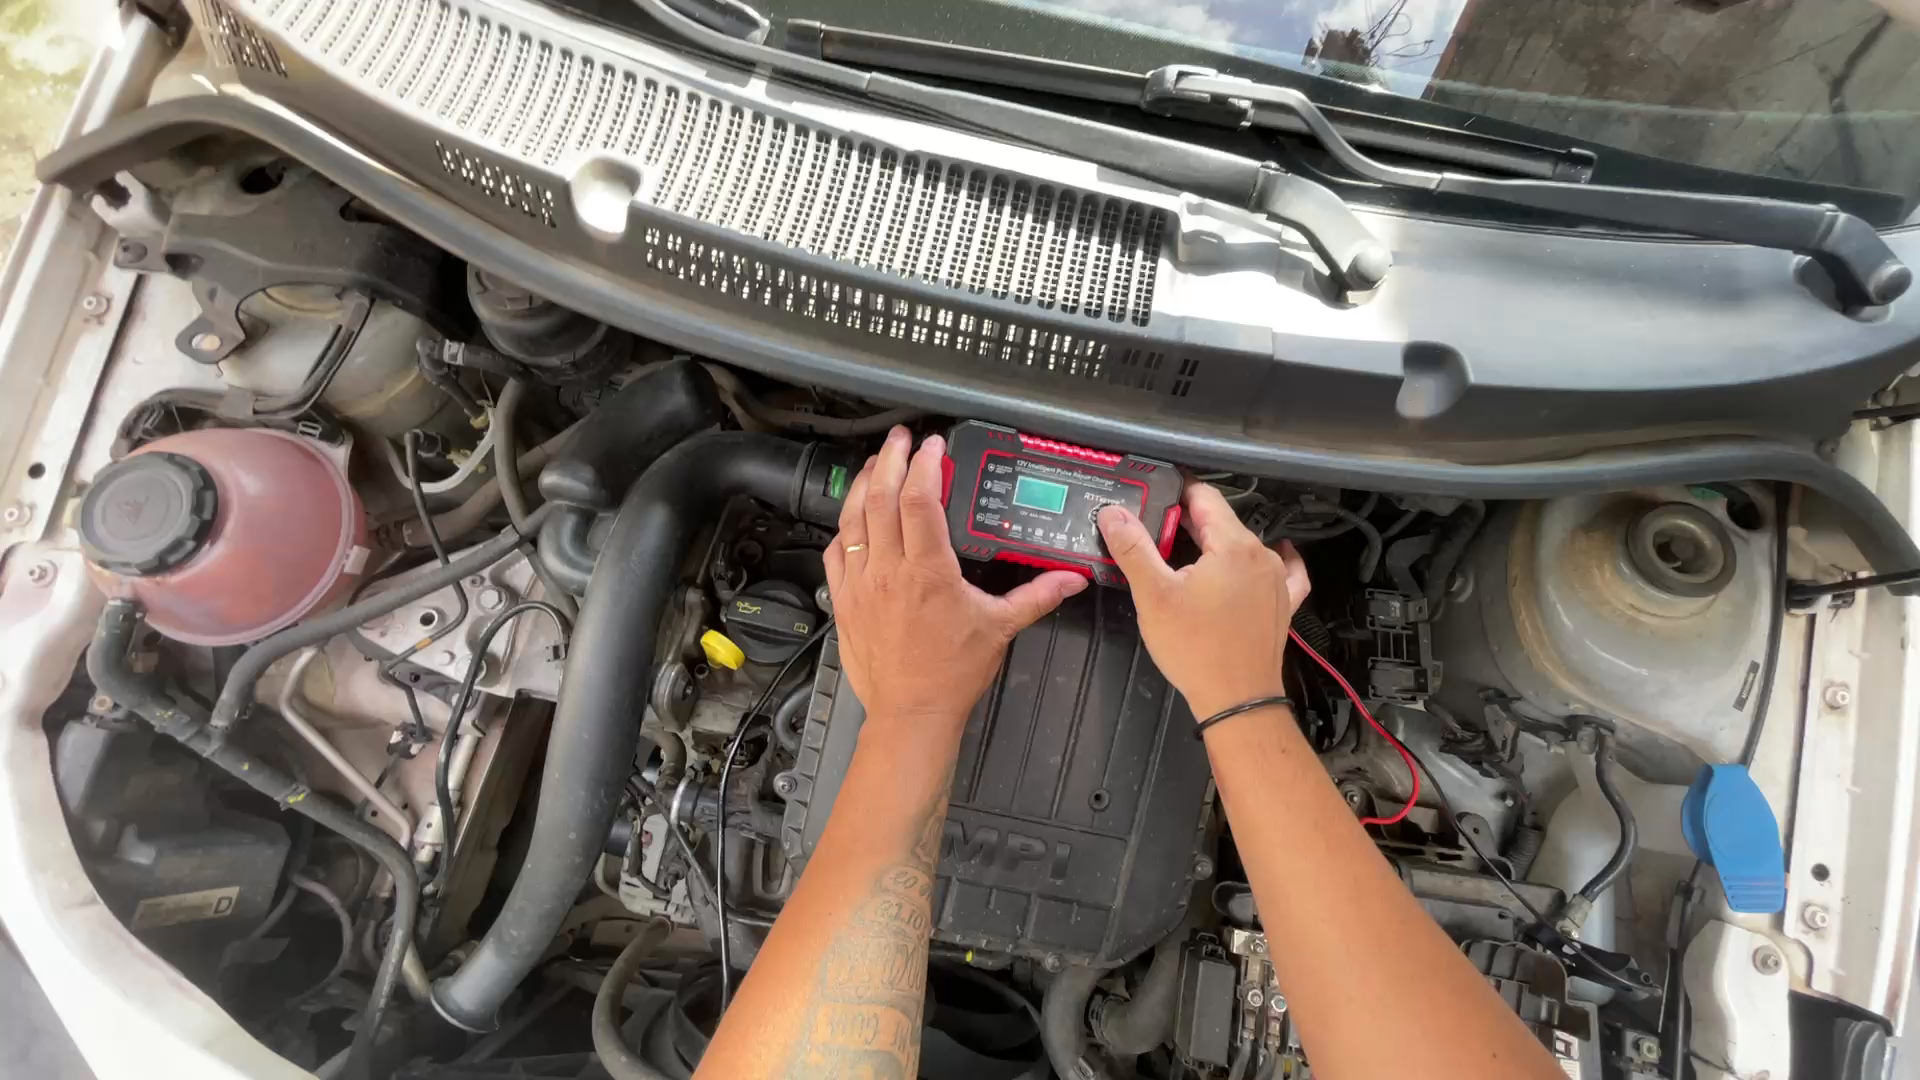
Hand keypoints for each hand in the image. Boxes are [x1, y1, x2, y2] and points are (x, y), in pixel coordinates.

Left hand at [825, 427, 1087, 728]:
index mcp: (928, 571)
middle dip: (889, 459)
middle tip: (899, 439)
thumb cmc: (951, 674)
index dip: (924, 465)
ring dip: (863, 485)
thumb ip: (1037, 595)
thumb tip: (1070, 579)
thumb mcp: (1000, 628)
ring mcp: (861, 584)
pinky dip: (844, 527)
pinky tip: (853, 518)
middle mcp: (889, 571)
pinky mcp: (844, 600)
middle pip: (880, 498)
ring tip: (875, 464)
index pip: (920, 501)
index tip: (932, 447)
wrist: (911, 714)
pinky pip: (836, 552)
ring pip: (853, 519)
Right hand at [1097, 484, 1310, 719]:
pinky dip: (1260, 560)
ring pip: (1241, 544)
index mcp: (1232, 545)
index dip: (1173, 494)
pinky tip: (1255, 560)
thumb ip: (1133, 548)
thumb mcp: (1153, 595)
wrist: (1237, 700)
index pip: (1203, 496)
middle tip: (1153, 534)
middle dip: (1186, 521)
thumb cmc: (1194, 648)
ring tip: (1181, 557)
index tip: (1149, 500)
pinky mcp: (1283, 602)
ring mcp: (1276, 579)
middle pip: (1220, 520)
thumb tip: (1113, 512)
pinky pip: (1279, 569)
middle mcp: (1261, 554)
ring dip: (1213, 543)